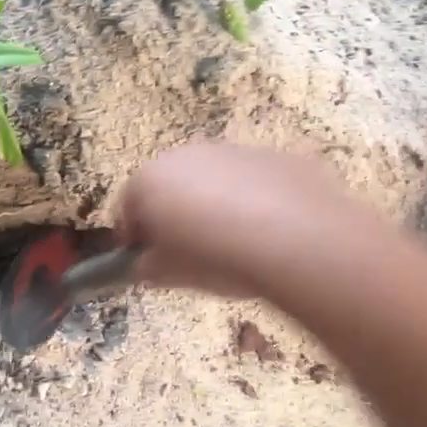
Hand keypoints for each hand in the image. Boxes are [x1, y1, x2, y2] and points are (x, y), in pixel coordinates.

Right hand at [116, 143, 388, 299]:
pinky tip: (274, 233)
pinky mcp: (277, 157)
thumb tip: (144, 264)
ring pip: (213, 179)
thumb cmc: (216, 258)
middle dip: (175, 215)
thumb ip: (145, 266)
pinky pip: (256, 181)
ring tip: (238, 244)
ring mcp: (232, 151)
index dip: (135, 239)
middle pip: (169, 186)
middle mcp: (183, 155)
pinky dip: (258, 201)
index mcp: (146, 180)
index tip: (150, 261)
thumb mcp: (168, 274)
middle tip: (192, 252)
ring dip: (216, 204)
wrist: (300, 242)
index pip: (125, 210)